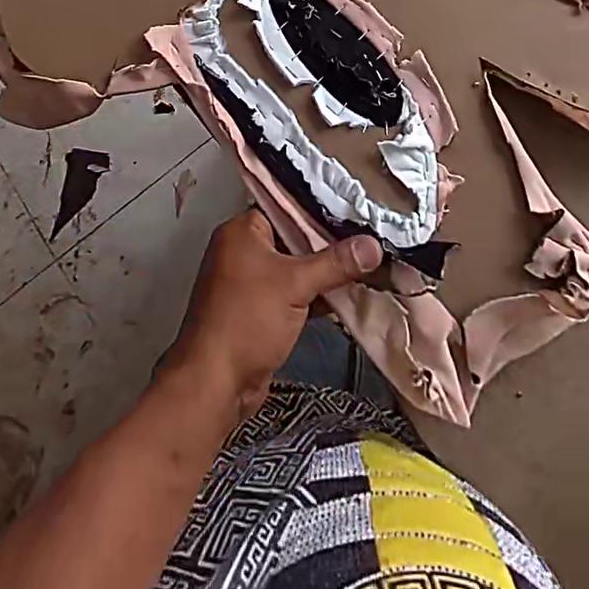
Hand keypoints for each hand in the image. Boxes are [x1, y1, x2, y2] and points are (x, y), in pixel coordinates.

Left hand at [165, 209, 381, 421]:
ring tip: (365, 264)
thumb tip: (372, 245)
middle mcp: (242, 251)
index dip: (320, 208)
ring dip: (324, 272)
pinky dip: (315, 294)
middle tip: (367, 237)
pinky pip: (293, 293)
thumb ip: (336, 263)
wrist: (216, 382)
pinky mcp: (259, 310)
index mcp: (242, 231)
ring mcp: (250, 282)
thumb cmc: (246, 321)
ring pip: (295, 267)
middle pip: (293, 237)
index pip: (286, 206)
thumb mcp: (296, 284)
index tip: (356, 208)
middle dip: (328, 243)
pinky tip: (347, 296)